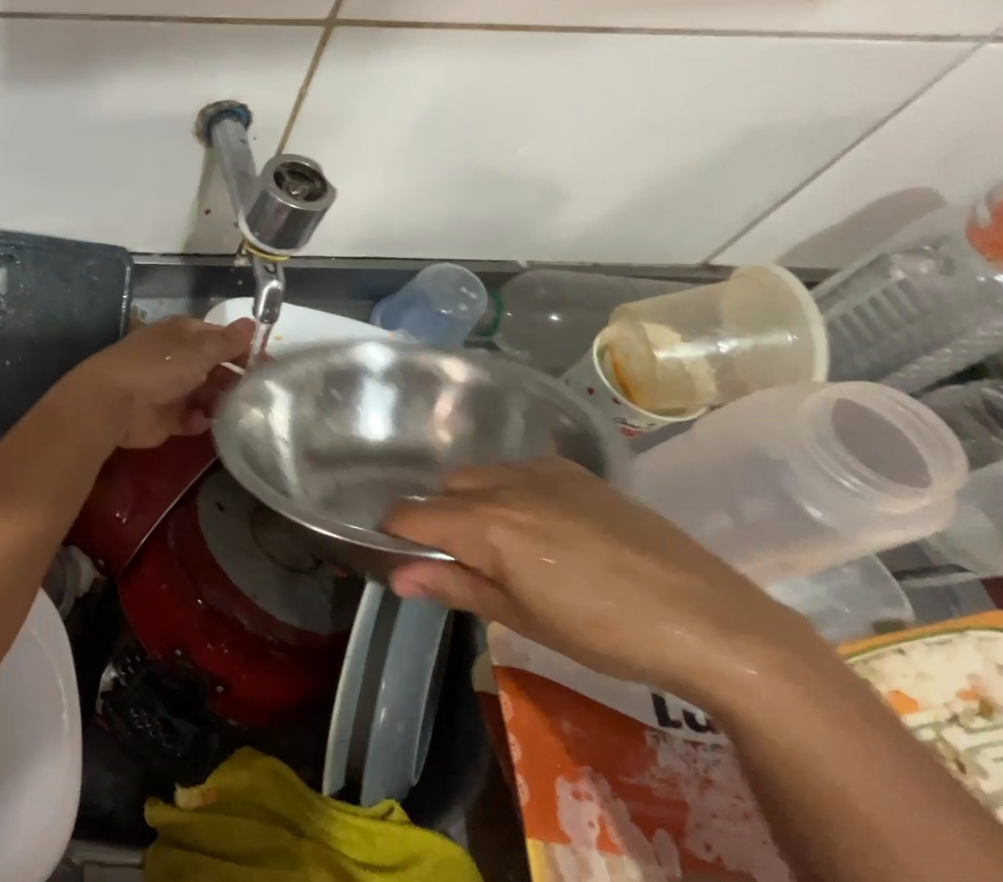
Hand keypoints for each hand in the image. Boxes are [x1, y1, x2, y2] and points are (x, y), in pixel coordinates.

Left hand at [57, 316, 254, 449]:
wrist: (113, 403)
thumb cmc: (158, 367)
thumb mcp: (198, 350)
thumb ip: (227, 342)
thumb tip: (252, 323)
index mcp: (182, 335)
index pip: (219, 338)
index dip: (243, 349)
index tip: (268, 364)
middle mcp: (177, 359)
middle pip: (214, 368)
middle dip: (234, 379)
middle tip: (258, 391)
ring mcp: (170, 388)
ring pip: (205, 394)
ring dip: (220, 401)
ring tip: (239, 409)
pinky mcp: (165, 417)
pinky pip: (190, 418)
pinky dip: (199, 420)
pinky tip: (203, 421)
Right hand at [381, 458, 823, 704]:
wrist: (712, 623)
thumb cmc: (605, 633)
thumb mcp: (520, 617)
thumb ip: (453, 585)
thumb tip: (396, 576)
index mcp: (486, 524)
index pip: (407, 514)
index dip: (393, 537)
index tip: (403, 564)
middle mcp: (508, 486)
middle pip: (440, 490)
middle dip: (435, 521)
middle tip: (461, 565)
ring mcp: (548, 474)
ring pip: (480, 476)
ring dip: (471, 504)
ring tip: (502, 548)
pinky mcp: (583, 476)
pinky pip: (522, 471)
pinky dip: (510, 492)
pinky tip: (542, 529)